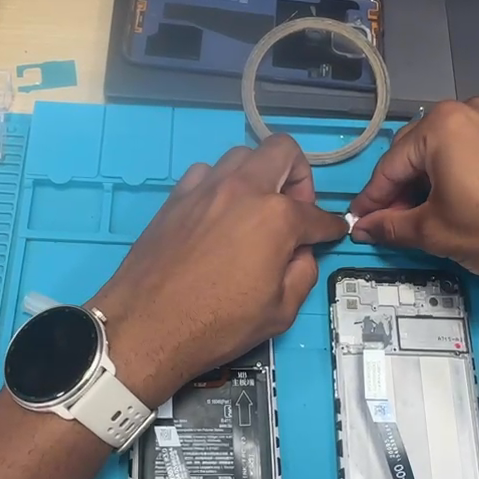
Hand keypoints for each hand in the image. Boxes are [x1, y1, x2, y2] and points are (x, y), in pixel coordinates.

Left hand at [91, 136, 347, 407]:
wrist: (146, 327)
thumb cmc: (218, 325)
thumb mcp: (281, 311)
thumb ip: (303, 272)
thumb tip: (301, 252)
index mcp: (275, 216)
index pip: (316, 214)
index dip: (329, 226)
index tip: (331, 232)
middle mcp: (242, 189)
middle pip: (282, 150)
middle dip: (298, 176)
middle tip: (294, 211)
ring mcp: (204, 188)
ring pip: (241, 156)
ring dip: (257, 176)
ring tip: (254, 211)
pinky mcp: (175, 197)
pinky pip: (206, 174)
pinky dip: (220, 186)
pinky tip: (218, 215)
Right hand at [347, 98, 478, 289]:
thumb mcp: (434, 232)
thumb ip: (390, 226)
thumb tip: (361, 228)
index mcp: (440, 125)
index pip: (389, 166)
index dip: (371, 200)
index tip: (358, 224)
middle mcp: (466, 111)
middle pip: (414, 153)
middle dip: (399, 190)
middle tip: (389, 225)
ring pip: (441, 152)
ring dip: (425, 184)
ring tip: (420, 220)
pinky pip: (468, 152)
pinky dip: (452, 177)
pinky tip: (450, 205)